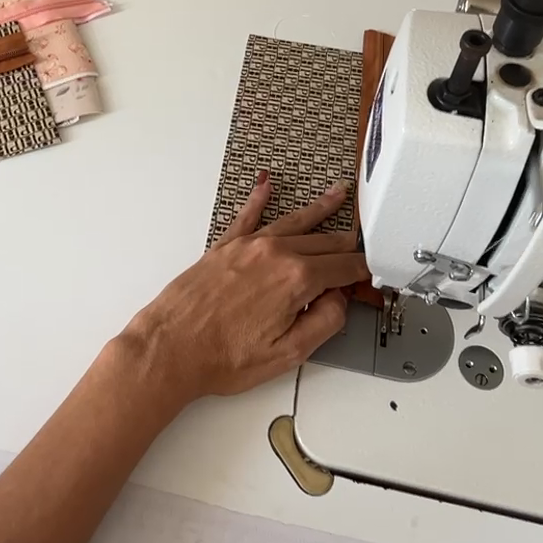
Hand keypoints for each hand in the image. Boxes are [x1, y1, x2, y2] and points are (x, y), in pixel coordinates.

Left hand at [113, 175, 369, 407]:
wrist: (171, 347)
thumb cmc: (220, 356)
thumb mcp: (288, 354)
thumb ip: (324, 323)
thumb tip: (339, 302)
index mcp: (296, 279)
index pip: (343, 268)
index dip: (362, 271)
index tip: (372, 272)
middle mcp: (274, 254)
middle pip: (324, 241)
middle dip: (347, 241)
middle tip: (364, 237)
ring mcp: (248, 246)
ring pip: (294, 221)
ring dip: (319, 208)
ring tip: (338, 194)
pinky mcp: (225, 246)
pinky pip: (249, 215)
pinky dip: (260, 199)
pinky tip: (267, 186)